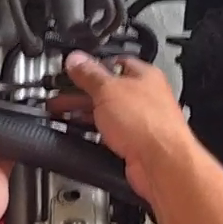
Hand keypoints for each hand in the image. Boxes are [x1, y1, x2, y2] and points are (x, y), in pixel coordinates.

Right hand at [57, 52, 193, 200]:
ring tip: (61, 113)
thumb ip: (89, 74)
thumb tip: (76, 60)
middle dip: (80, 93)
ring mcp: (139, 122)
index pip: (112, 63)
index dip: (90, 65)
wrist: (162, 163)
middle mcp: (144, 97)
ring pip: (105, 113)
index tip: (70, 70)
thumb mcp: (109, 90)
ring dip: (83, 113)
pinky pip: (107, 134)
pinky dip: (92, 133)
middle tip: (59, 95)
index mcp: (143, 76)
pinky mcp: (133, 143)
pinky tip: (79, 134)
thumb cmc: (149, 124)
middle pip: (106, 90)